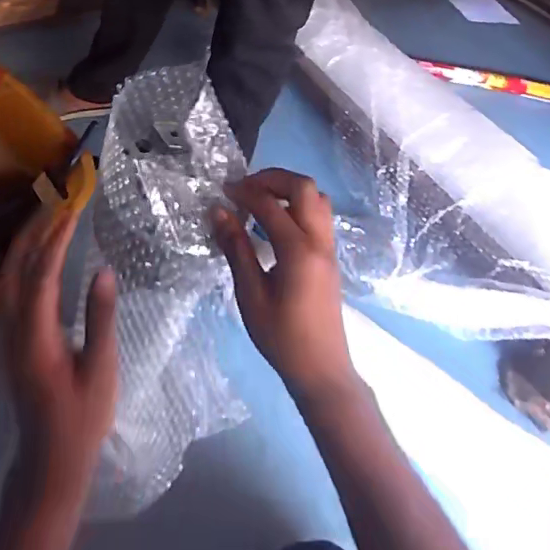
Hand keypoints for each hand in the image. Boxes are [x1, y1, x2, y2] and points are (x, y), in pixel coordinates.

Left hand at [0, 206, 118, 483]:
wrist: (49, 460)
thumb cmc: (80, 417)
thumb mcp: (100, 370)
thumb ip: (100, 318)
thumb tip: (103, 271)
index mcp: (35, 335)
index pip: (42, 274)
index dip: (56, 239)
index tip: (72, 208)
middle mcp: (13, 329)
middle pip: (15, 267)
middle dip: (34, 230)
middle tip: (56, 199)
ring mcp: (7, 334)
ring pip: (9, 275)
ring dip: (26, 241)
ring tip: (48, 214)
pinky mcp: (11, 338)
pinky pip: (12, 286)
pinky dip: (24, 260)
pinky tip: (39, 251)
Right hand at [210, 169, 359, 404]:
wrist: (321, 371)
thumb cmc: (282, 337)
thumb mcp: (250, 294)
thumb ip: (236, 248)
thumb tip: (219, 211)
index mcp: (298, 250)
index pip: (270, 205)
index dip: (245, 192)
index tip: (223, 190)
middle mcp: (319, 241)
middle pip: (304, 187)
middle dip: (273, 178)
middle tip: (246, 188)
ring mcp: (329, 247)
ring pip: (317, 198)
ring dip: (289, 189)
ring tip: (260, 200)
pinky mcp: (330, 256)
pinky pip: (319, 214)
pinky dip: (298, 205)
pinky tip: (275, 222)